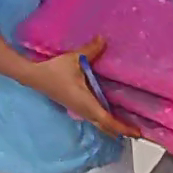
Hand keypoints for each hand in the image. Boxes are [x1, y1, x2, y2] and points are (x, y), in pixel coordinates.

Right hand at [15, 36, 143, 139]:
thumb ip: (91, 50)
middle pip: (107, 127)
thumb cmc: (54, 70)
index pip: (109, 121)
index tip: (136, 133)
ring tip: (129, 127)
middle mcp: (85, 111)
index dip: (123, 128)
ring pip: (101, 124)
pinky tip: (111, 117)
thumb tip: (104, 39)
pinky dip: (107, 121)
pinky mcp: (77, 108)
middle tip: (138, 133)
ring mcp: (80, 111)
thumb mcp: (75, 58)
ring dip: (114, 127)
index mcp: (87, 103)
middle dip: (122, 131)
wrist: (34, 76)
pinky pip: (95, 119)